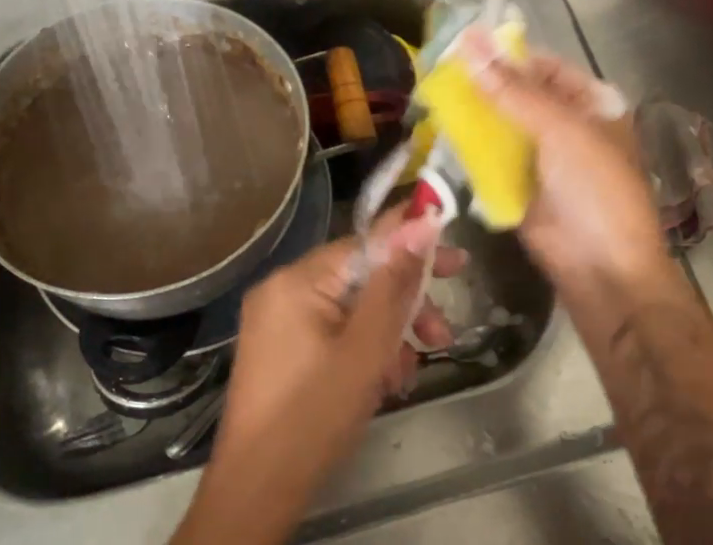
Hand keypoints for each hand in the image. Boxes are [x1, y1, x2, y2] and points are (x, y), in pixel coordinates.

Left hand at [176, 213, 465, 544]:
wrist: (256, 490)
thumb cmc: (314, 416)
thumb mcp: (367, 348)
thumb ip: (395, 284)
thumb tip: (421, 222)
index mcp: (297, 280)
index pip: (365, 242)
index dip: (413, 243)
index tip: (457, 255)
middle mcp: (282, 289)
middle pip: (359, 278)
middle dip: (404, 304)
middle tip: (443, 332)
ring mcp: (276, 321)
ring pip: (349, 309)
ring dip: (387, 333)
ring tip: (411, 370)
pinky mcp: (279, 349)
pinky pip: (331, 332)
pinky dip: (361, 349)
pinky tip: (384, 381)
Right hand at [458, 29, 666, 288]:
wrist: (603, 270)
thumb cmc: (596, 189)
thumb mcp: (559, 130)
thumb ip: (511, 90)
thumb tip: (470, 44)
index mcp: (590, 104)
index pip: (542, 66)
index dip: (505, 53)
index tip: (461, 43)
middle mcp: (565, 125)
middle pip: (516, 94)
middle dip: (481, 84)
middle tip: (435, 69)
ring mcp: (540, 158)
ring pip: (498, 126)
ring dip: (470, 114)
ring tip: (429, 94)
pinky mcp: (517, 187)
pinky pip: (488, 159)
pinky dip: (467, 148)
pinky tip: (437, 132)